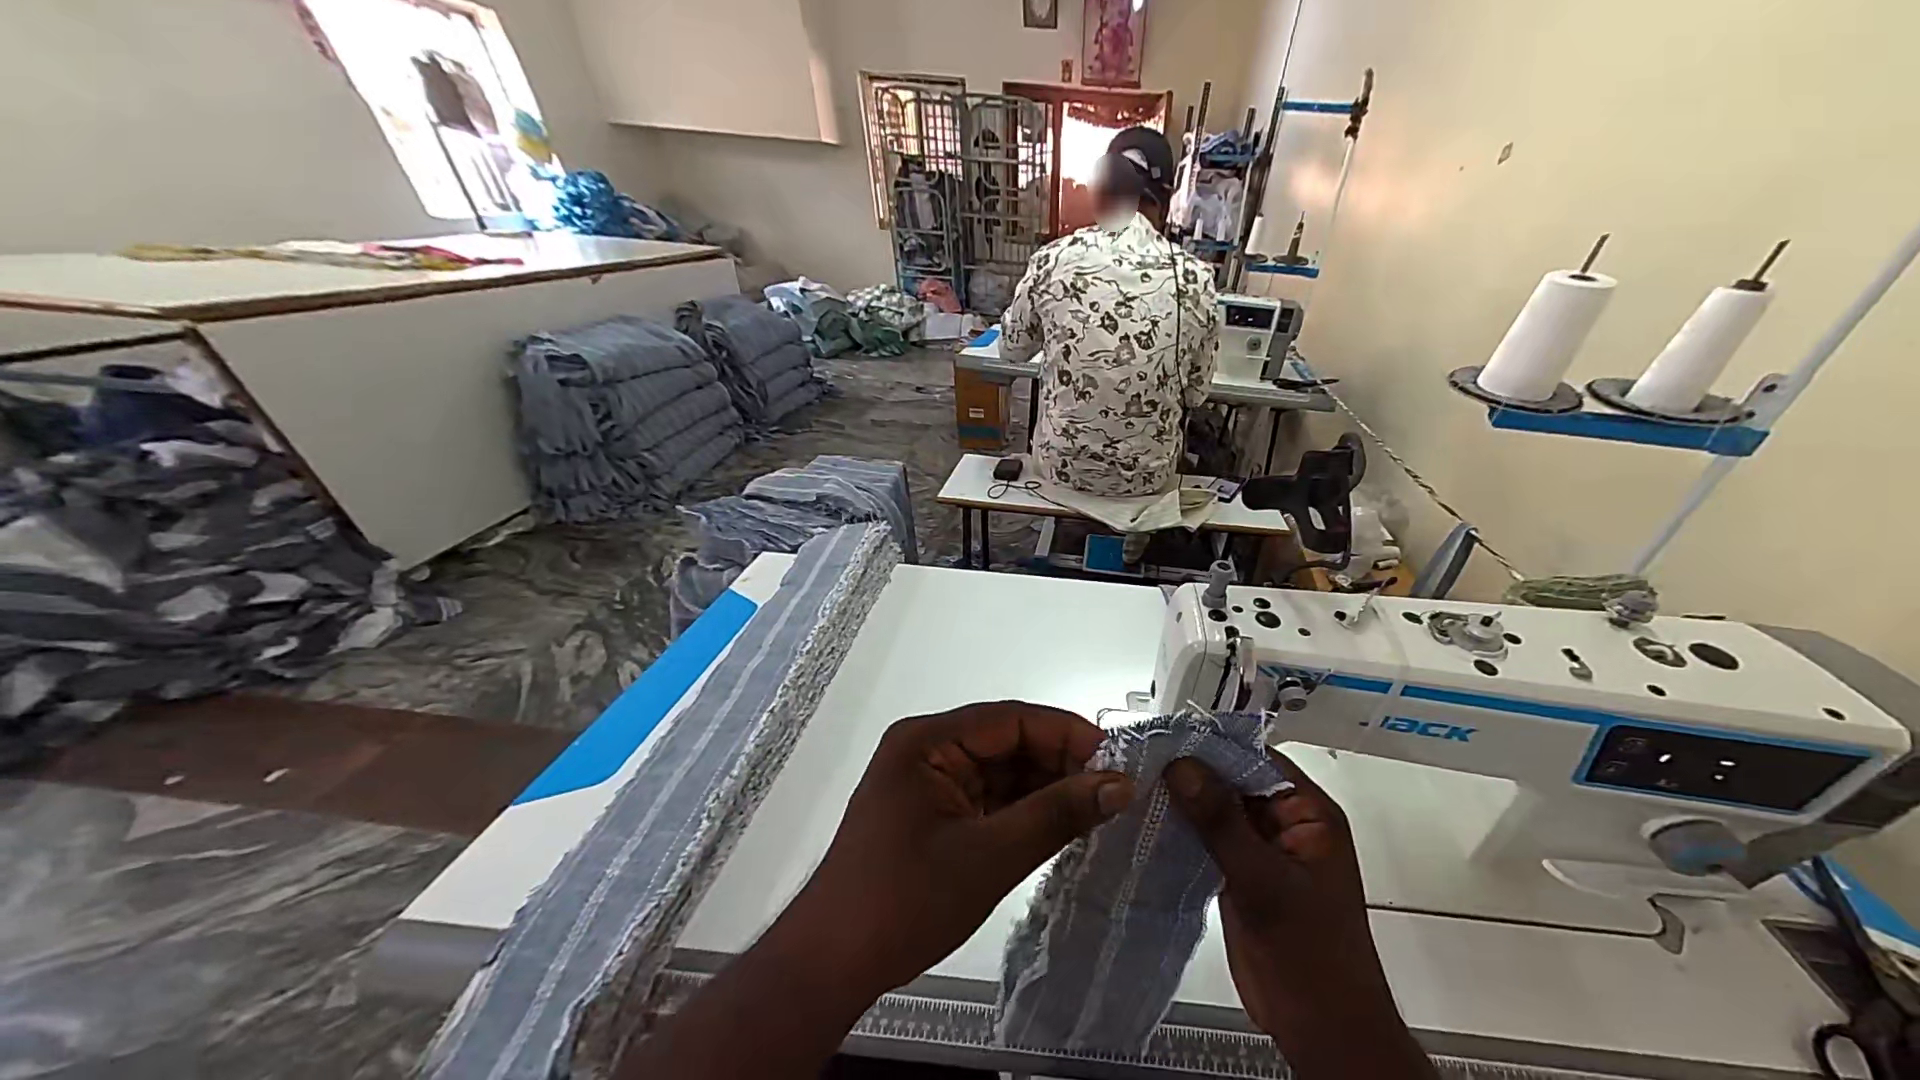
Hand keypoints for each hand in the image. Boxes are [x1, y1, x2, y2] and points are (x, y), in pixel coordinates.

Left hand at [779, 701, 1133, 995]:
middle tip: (1113, 790)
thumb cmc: (905, 900)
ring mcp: (929, 782)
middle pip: (1005, 742)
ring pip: (1001, 772)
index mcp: (927, 742)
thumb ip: (1056, 815)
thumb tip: (1119, 785)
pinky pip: (988, 798)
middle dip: (1058, 764)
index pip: (1008, 719)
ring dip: (1045, 789)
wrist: (834, 960)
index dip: (1065, 733)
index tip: (1116, 758)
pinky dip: (1023, 811)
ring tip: (1098, 808)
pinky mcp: (933, 813)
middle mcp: (926, 750)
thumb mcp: (989, 855)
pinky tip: (1062, 824)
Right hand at [1167, 751, 1433, 1079]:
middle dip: (1188, 771)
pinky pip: (1204, 835)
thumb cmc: (1313, 959)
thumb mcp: (1265, 882)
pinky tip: (1147, 821)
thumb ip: (1222, 822)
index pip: (1255, 758)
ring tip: (1135, 784)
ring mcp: (1259, 846)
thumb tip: (1182, 766)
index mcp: (1308, 813)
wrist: (1320, 1029)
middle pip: (1230, 779)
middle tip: (1139, 759)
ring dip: (1180, 799)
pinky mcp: (1238, 869)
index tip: (1165, 737)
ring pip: (1213, 806)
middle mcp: (1284, 822)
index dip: (1211, 745)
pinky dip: (1179, 827)